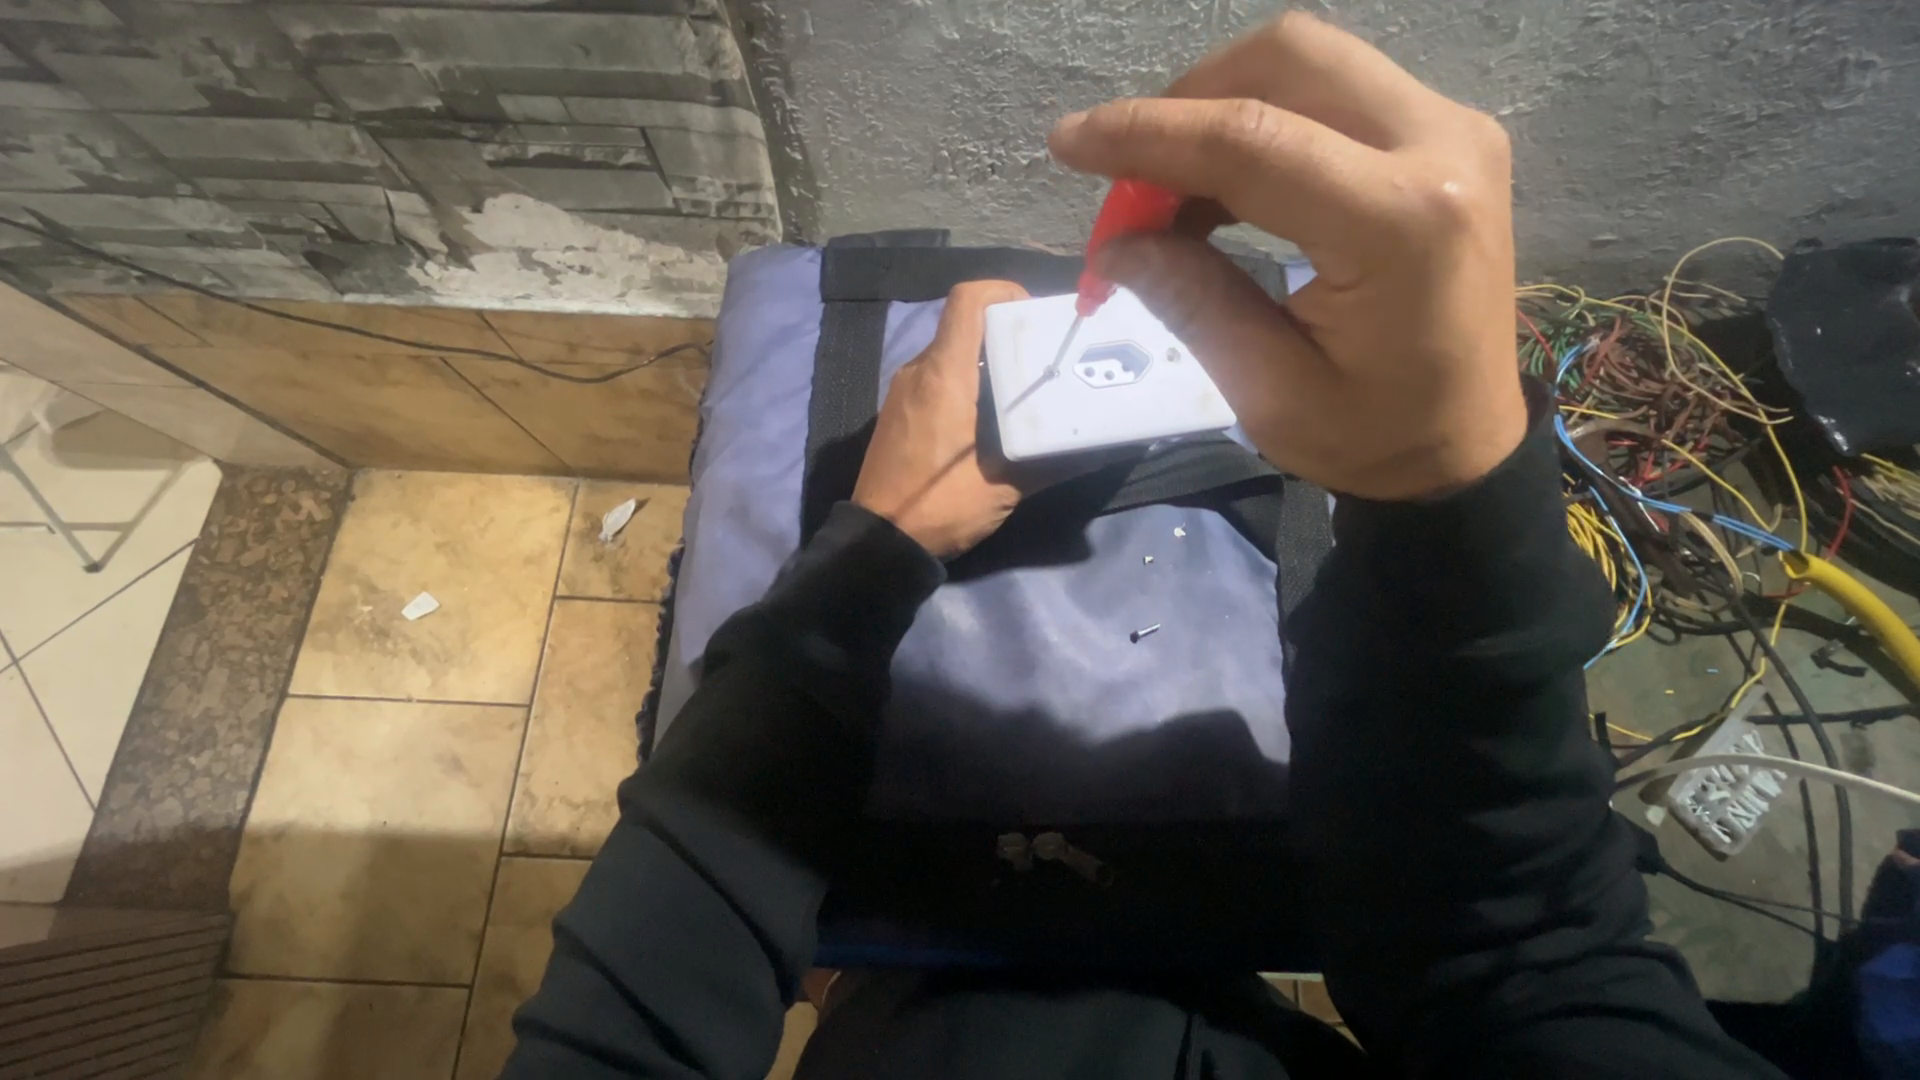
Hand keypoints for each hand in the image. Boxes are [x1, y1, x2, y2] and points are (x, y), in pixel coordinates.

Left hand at [853, 280, 1029, 557]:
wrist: (879, 541)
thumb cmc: (940, 506)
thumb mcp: (1003, 488)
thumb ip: (1052, 462)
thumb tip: (1101, 448)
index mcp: (943, 376)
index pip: (967, 300)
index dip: (1003, 292)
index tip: (1034, 316)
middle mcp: (918, 372)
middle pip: (964, 327)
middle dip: (1006, 335)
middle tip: (1044, 360)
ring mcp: (902, 392)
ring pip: (950, 355)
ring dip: (986, 363)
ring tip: (1023, 392)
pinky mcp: (898, 412)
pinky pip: (935, 379)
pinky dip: (965, 383)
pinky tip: (989, 419)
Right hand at [1048, 11, 1526, 500]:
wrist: (1464, 445)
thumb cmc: (1370, 437)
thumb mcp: (1266, 390)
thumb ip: (1192, 301)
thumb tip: (1115, 244)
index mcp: (1398, 225)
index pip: (1249, 141)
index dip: (1145, 136)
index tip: (1069, 144)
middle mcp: (1438, 147)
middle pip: (1285, 60)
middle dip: (1183, 108)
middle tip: (1130, 187)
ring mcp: (1450, 131)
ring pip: (1307, 64)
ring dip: (1215, 113)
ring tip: (1166, 198)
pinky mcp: (1442, 138)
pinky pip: (1331, 95)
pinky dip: (1256, 127)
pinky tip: (1218, 192)